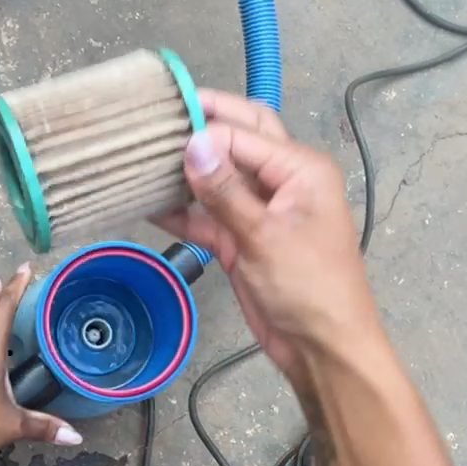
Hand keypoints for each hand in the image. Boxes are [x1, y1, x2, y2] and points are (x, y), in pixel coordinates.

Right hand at [154, 90, 386, 390]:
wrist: (321, 347)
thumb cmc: (310, 289)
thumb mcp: (265, 236)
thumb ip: (226, 191)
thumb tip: (194, 144)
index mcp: (300, 169)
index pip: (245, 132)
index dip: (205, 126)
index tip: (163, 125)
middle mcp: (280, 182)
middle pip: (237, 141)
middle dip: (202, 128)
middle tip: (158, 118)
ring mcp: (258, 212)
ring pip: (217, 180)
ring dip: (187, 172)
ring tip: (145, 159)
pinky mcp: (240, 241)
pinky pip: (206, 218)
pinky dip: (182, 214)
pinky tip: (149, 205)